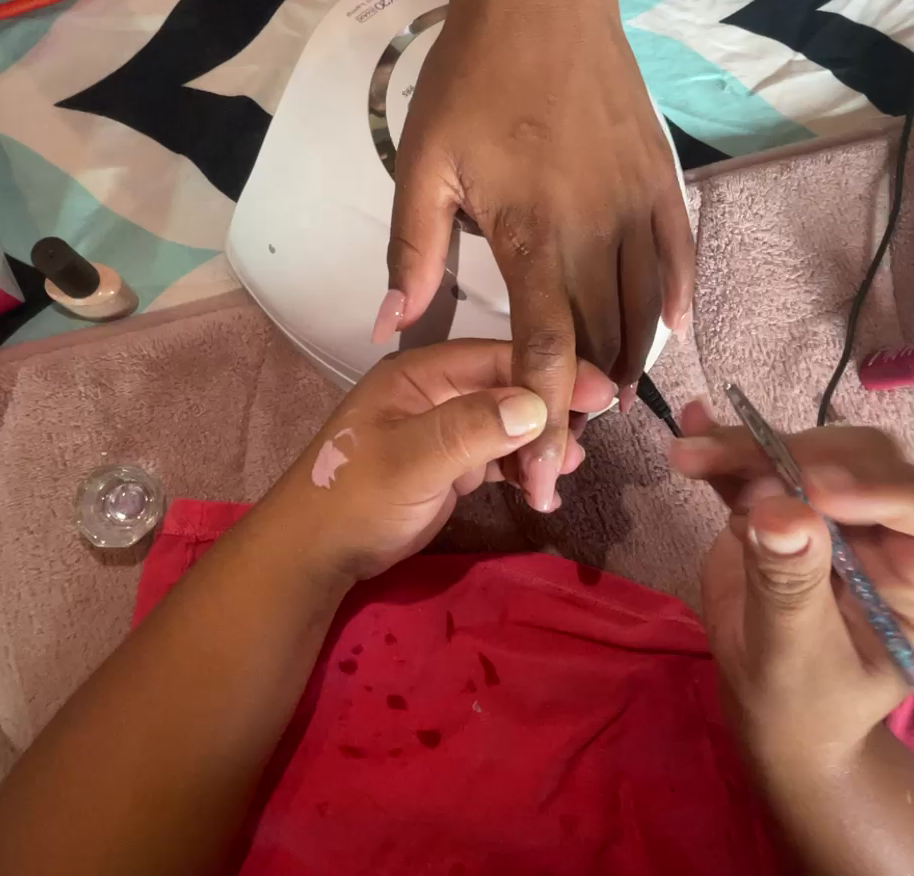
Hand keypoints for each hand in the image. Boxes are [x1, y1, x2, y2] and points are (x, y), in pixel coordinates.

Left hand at [258, 339, 617, 581]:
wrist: (315, 556)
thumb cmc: (353, 499)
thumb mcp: (410, 461)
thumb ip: (469, 430)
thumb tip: (536, 404)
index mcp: (420, 374)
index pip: (495, 358)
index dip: (547, 372)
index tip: (598, 391)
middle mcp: (436, 393)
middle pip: (507, 390)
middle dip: (547, 415)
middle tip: (579, 447)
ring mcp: (444, 429)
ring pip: (507, 424)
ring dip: (537, 447)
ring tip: (562, 473)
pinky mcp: (450, 464)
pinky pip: (497, 457)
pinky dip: (521, 470)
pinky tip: (542, 493)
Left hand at [378, 0, 693, 514]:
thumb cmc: (471, 78)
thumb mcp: (421, 165)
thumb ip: (411, 253)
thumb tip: (389, 329)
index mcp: (530, 236)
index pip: (544, 351)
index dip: (542, 420)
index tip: (542, 475)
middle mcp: (595, 234)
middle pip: (598, 346)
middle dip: (583, 411)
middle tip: (568, 455)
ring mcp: (637, 206)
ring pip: (642, 313)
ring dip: (624, 369)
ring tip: (604, 411)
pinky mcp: (663, 180)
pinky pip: (680, 258)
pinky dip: (675, 306)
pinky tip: (668, 341)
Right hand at [668, 401, 913, 772]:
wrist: (766, 704)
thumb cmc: (804, 701)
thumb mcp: (797, 656)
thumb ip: (791, 587)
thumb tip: (779, 513)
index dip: (888, 491)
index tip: (816, 490)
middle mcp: (884, 533)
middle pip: (863, 464)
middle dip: (799, 457)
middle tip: (740, 477)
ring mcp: (829, 514)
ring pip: (803, 452)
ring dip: (745, 446)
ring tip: (689, 453)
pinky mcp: (778, 506)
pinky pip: (757, 465)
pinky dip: (724, 445)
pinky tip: (693, 421)